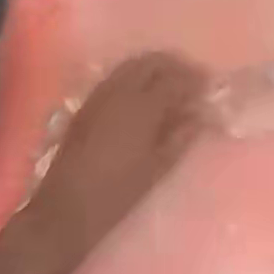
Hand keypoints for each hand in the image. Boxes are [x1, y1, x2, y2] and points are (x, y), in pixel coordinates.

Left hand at [25, 52, 208, 258]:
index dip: (194, 79)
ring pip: (132, 65)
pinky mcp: (87, 104)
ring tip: (170, 84)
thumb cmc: (117, 193)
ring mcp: (100, 95)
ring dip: (154, 67)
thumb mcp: (157, 167)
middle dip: (175, 66)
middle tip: (191, 80)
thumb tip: (199, 114)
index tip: (208, 86)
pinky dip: (135, 75)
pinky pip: (116, 76)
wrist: (64, 211)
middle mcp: (120, 91)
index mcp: (142, 106)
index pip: (175, 79)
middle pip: (152, 62)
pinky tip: (143, 94)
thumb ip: (181, 135)